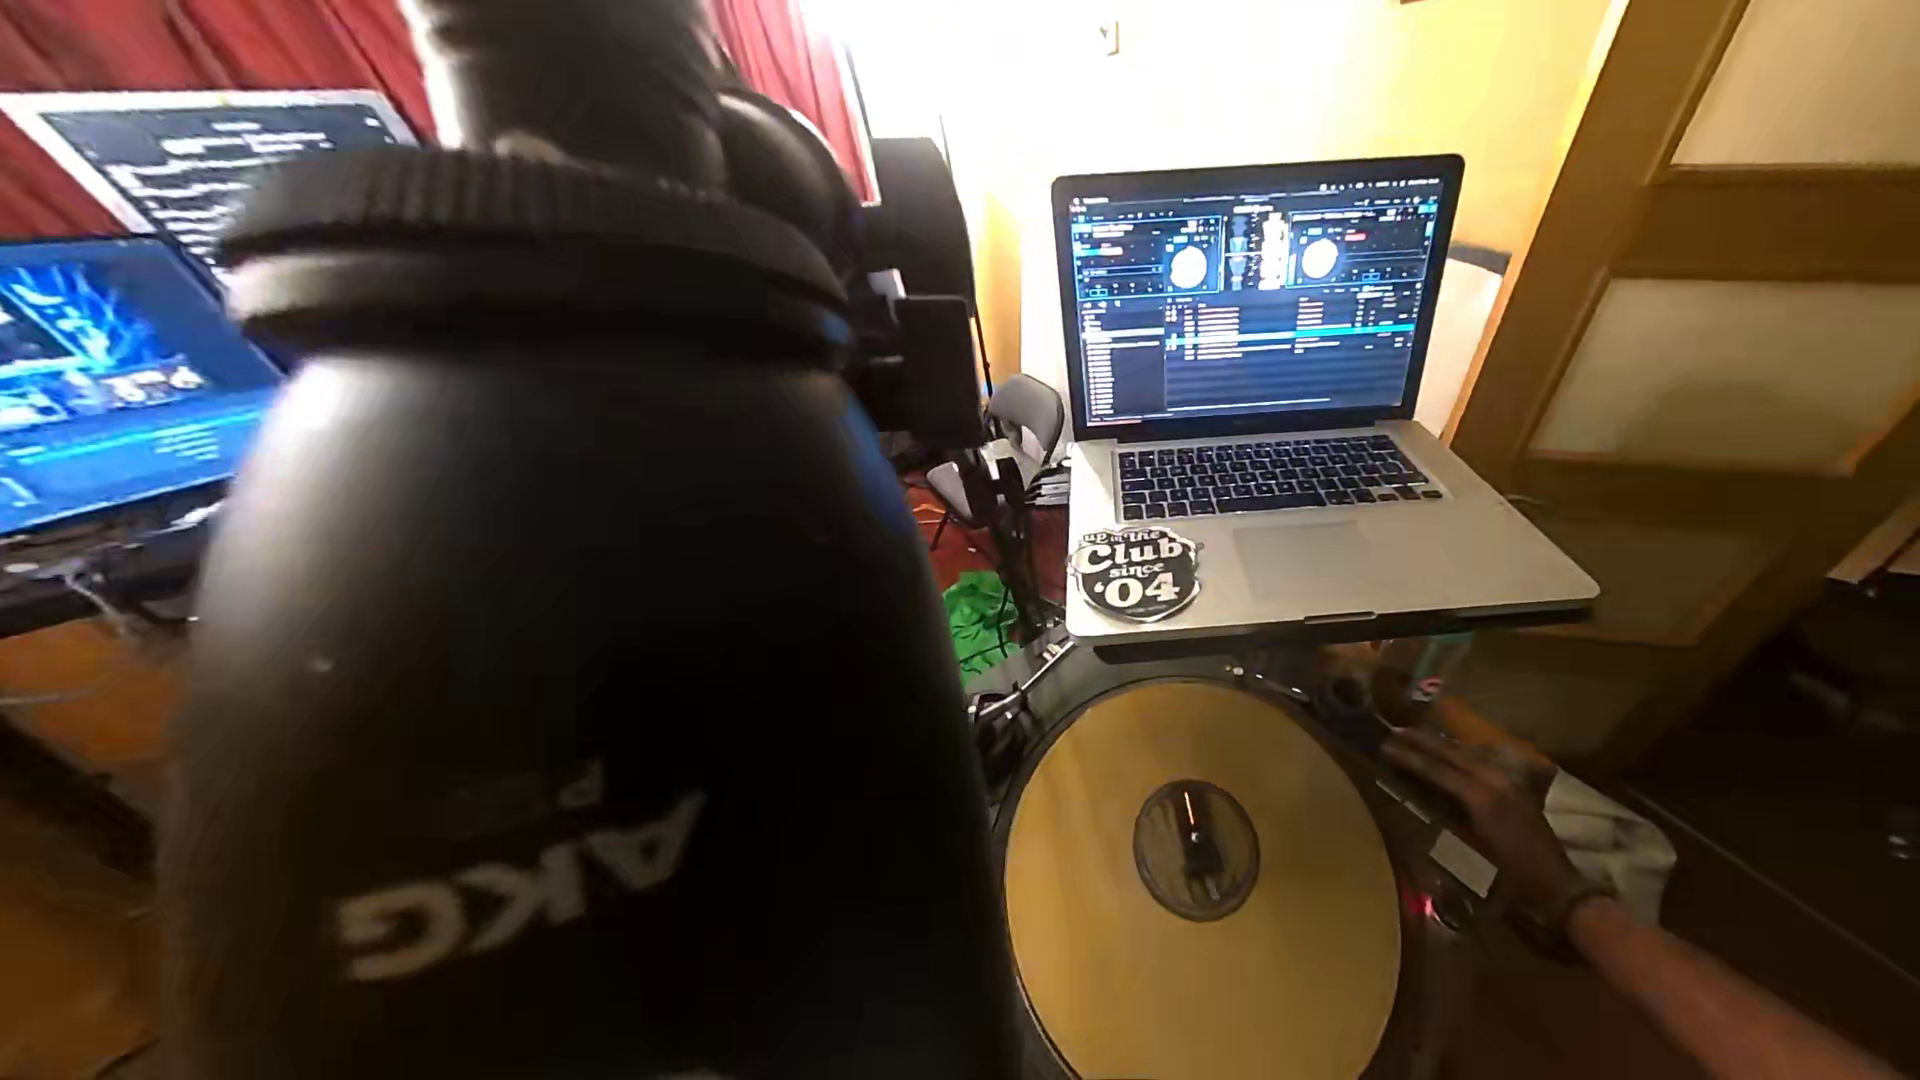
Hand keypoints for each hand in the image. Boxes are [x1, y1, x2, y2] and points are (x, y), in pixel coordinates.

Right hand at [1383, 727, 1587, 921]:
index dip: (1408, 756)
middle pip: (1450, 752)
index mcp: (1480, 796)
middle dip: (1420, 740)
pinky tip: (1447, 750)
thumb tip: (1411, 790)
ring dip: (1438, 743)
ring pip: (1465, 752)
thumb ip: (1441, 812)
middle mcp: (1494, 780)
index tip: (1384, 745)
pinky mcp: (1515, 786)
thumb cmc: (1507, 873)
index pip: (1435, 768)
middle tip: (1393, 731)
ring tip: (1414, 734)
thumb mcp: (1469, 844)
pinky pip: (1480, 760)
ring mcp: (1508, 781)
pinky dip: (1458, 752)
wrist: (1557, 887)